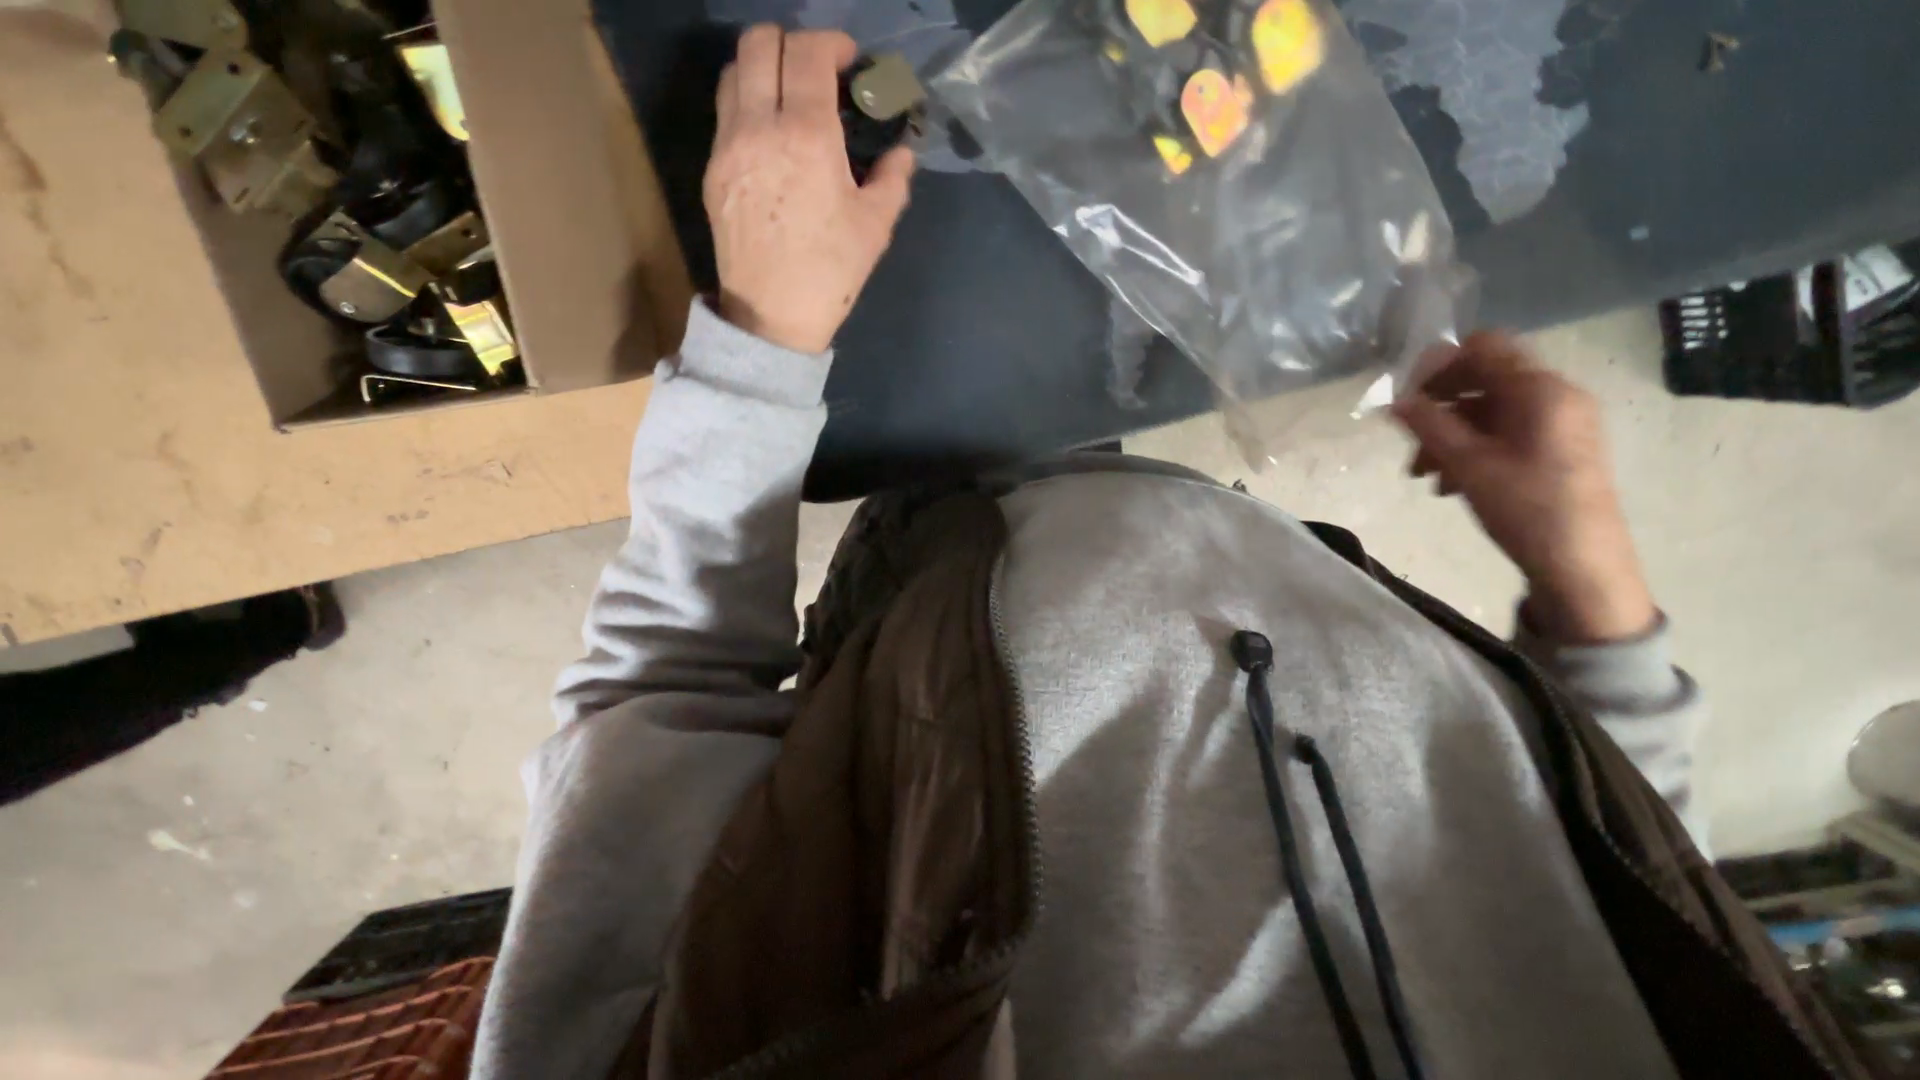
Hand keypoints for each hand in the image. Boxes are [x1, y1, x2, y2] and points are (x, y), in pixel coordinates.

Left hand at [703, 25, 914, 353]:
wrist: (771, 316)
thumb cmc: (831, 271)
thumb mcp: (876, 224)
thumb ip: (893, 177)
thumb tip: (900, 153)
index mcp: (806, 134)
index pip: (807, 52)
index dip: (831, 43)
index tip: (849, 61)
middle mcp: (758, 126)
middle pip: (758, 43)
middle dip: (791, 44)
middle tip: (817, 70)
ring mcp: (728, 146)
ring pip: (733, 71)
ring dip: (763, 68)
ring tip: (790, 97)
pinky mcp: (713, 169)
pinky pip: (726, 112)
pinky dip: (747, 102)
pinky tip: (773, 135)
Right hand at [1392, 332, 1656, 643]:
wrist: (1582, 565)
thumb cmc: (1526, 509)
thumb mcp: (1468, 465)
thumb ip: (1429, 426)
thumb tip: (1395, 400)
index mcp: (1541, 390)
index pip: (1483, 347)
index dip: (1439, 364)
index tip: (1406, 397)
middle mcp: (1556, 395)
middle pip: (1484, 381)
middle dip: (1439, 408)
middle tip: (1409, 443)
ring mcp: (1562, 422)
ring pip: (1491, 411)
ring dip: (1450, 435)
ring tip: (1424, 475)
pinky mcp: (1560, 448)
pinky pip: (1507, 432)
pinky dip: (1474, 448)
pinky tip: (1452, 483)